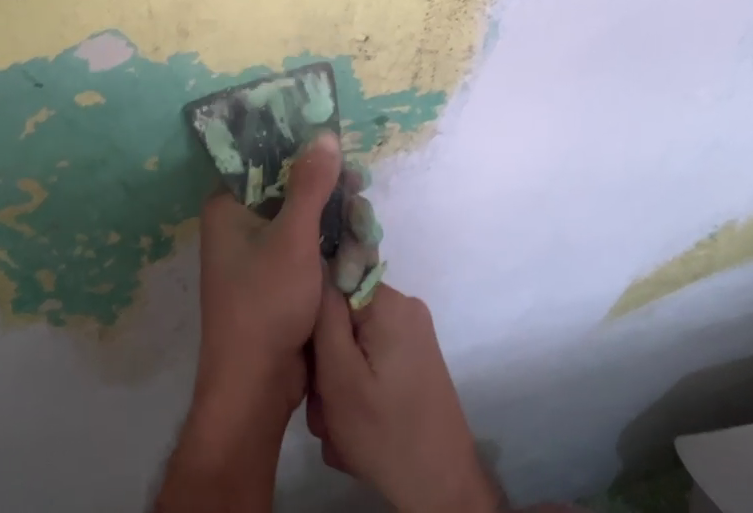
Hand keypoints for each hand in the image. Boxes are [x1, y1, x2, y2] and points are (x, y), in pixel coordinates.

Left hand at [154, 133, 341, 512]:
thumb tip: (324, 134)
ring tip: (364, 235)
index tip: (340, 150)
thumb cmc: (265, 303)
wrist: (257, 385)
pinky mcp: (282, 278)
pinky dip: (334, 248)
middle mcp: (241, 224)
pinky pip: (312, 247)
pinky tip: (358, 254)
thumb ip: (311, 184)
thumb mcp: (292, 238)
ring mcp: (262, 252)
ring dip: (338, 224)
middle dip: (331, 194)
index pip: (264, 159)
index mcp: (228, 207)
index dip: (302, 151)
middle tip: (362, 197)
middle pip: (293, 188)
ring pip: (308, 219)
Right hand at [310, 282, 502, 512]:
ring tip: (340, 424)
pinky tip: (355, 427)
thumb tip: (317, 266)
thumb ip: (324, 317)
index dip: (314, 323)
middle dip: (325, 366)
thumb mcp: (339, 375)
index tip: (312, 361)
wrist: (440, 486)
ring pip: (352, 349)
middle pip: (342, 321)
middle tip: (327, 406)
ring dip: (337, 388)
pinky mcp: (412, 363)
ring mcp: (412, 338)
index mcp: (390, 304)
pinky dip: (356, 394)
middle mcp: (405, 311)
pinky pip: (369, 365)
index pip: (333, 286)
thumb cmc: (385, 432)